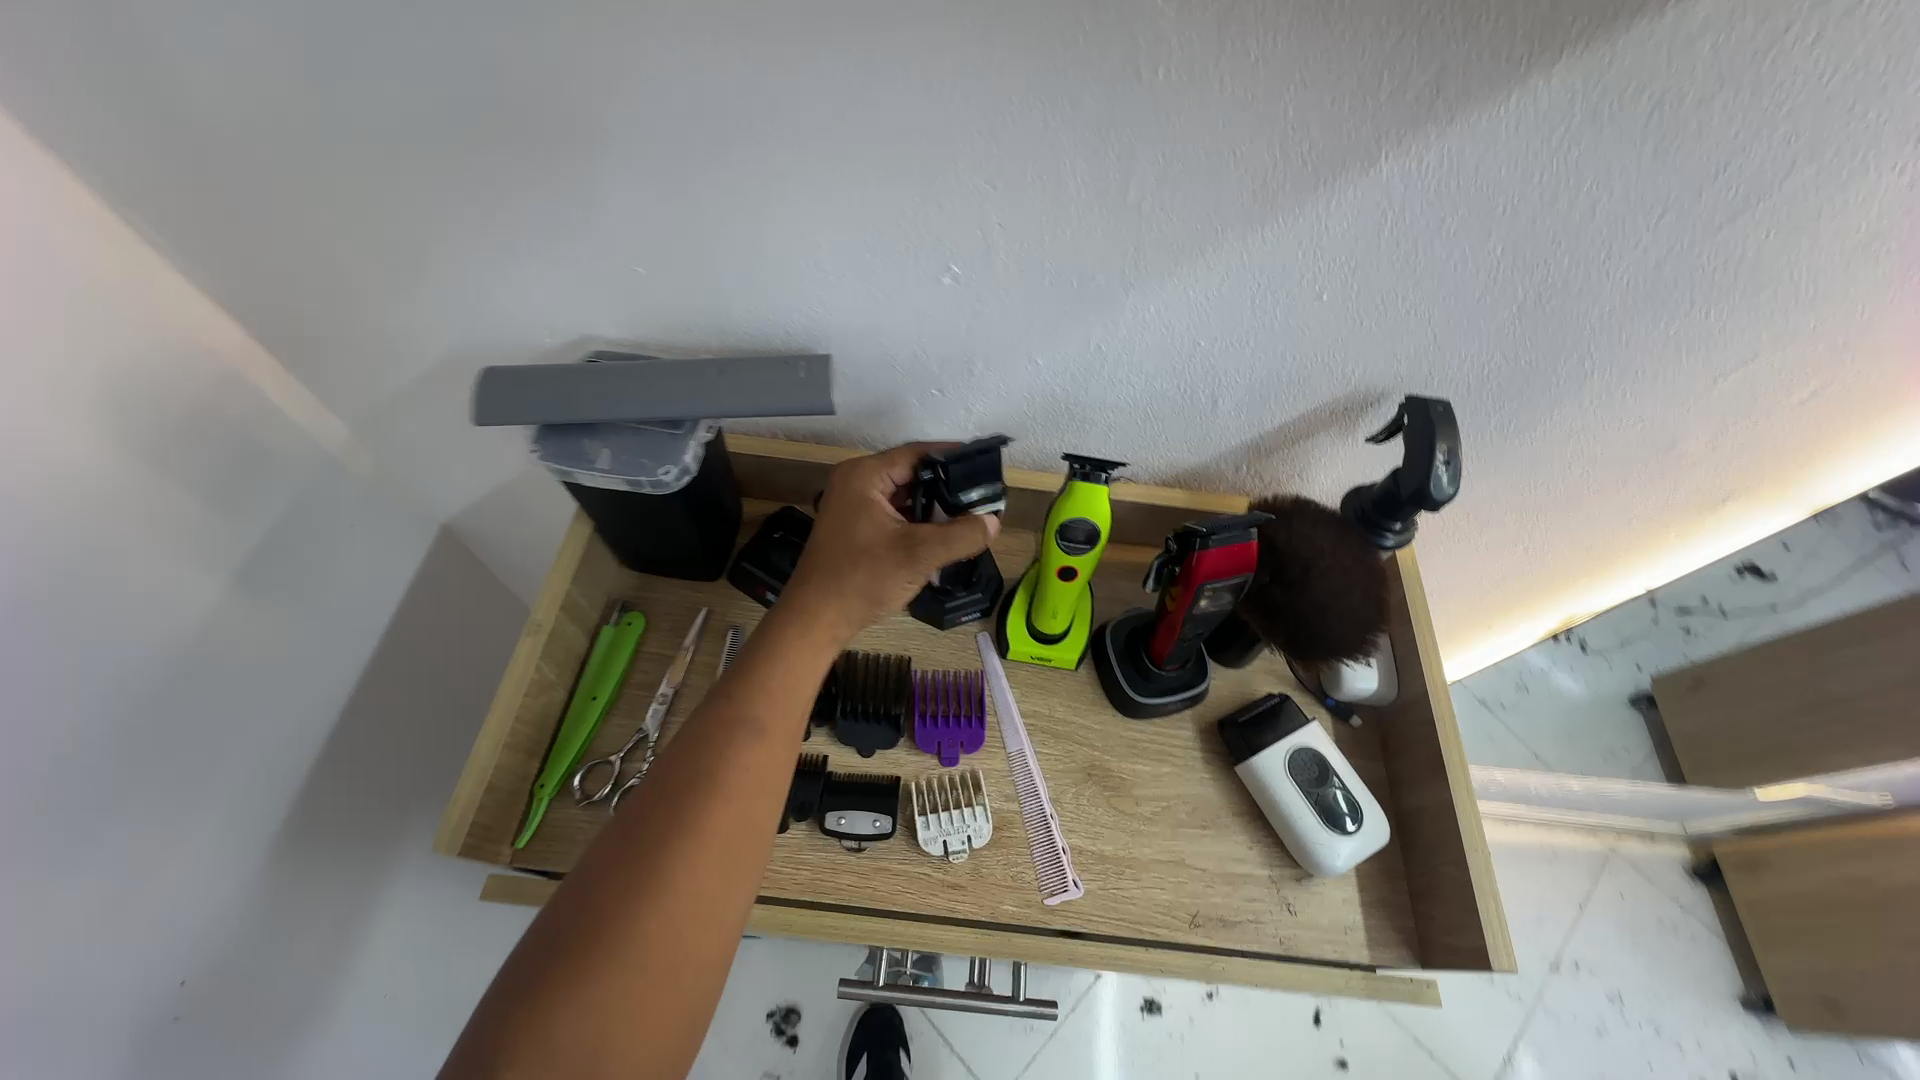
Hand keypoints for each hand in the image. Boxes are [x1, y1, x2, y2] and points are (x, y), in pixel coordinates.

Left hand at [780, 442, 1001, 643]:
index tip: (985, 467)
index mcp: (864, 475)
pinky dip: (918, 523)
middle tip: (982, 497)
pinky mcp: (855, 528)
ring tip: (969, 516)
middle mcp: (855, 482)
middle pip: (911, 474)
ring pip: (904, 497)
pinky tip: (942, 536)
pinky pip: (894, 515)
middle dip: (947, 487)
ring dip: (933, 508)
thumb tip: (994, 521)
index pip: (917, 454)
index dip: (954, 458)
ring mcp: (853, 506)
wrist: (816, 619)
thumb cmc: (862, 578)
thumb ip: (961, 535)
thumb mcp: (919, 554)